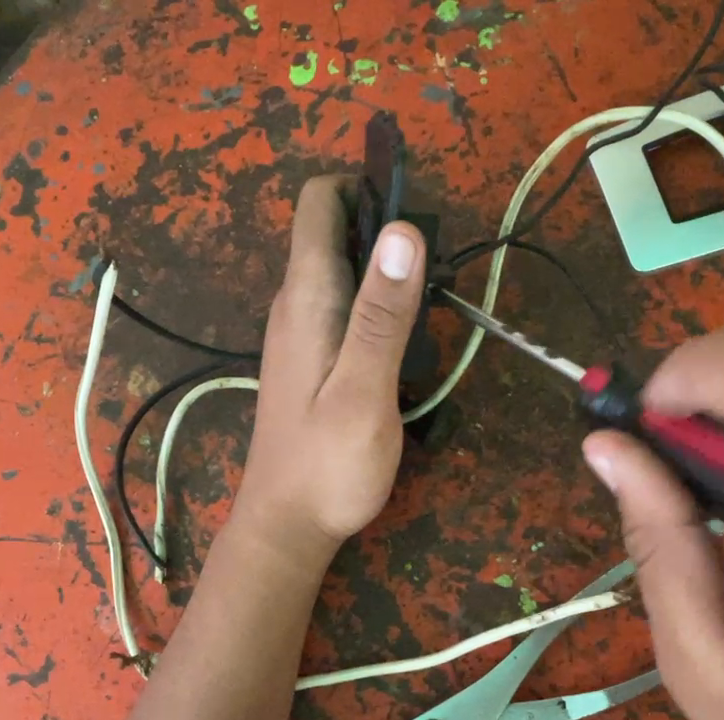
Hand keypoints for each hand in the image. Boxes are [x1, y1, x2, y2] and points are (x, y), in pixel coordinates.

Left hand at [231, 176, 426, 565]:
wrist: (287, 526)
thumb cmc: (327, 466)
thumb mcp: (364, 390)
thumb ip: (382, 315)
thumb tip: (403, 230)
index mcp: (305, 299)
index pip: (320, 203)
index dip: (366, 188)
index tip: (417, 218)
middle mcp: (296, 305)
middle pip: (336, 232)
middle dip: (388, 235)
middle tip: (436, 280)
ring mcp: (300, 334)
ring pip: (343, 272)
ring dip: (388, 276)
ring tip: (429, 315)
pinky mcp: (310, 361)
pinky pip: (344, 309)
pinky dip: (377, 309)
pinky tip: (403, 347)